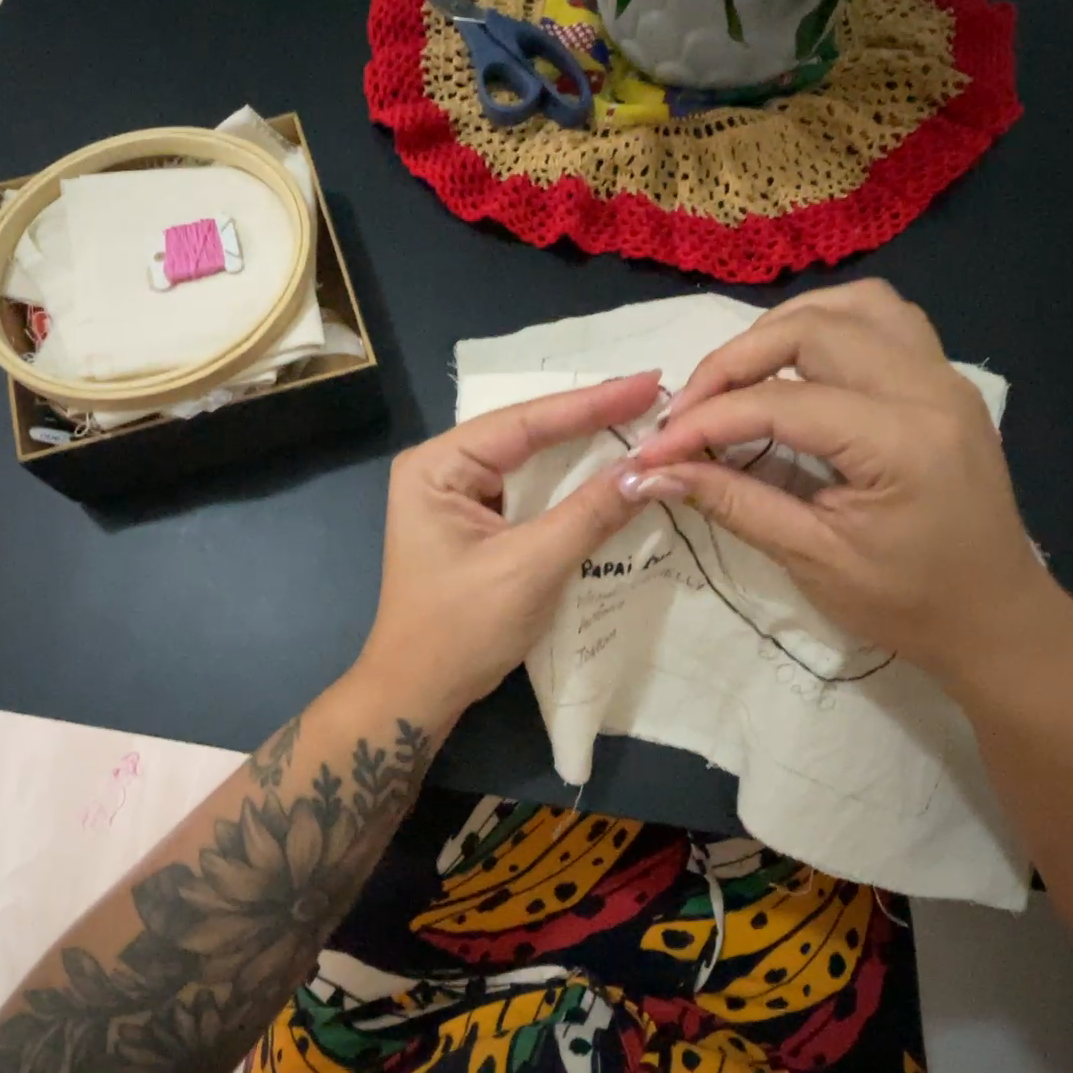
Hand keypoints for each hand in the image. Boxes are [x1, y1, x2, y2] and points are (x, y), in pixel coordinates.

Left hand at [354, 373, 660, 719]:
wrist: (419, 690)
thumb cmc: (461, 630)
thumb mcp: (531, 568)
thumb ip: (590, 514)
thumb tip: (650, 470)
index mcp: (436, 466)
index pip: (524, 422)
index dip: (591, 403)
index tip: (648, 382)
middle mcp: (441, 469)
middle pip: (527, 434)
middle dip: (589, 420)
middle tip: (654, 399)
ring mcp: (456, 496)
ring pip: (530, 461)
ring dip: (583, 450)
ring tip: (641, 424)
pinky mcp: (473, 522)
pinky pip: (528, 491)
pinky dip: (568, 486)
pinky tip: (607, 471)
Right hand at [628, 280, 1062, 679]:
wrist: (993, 617)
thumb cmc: (906, 602)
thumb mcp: (811, 559)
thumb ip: (732, 503)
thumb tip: (652, 473)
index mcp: (901, 442)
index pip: (780, 402)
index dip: (705, 421)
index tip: (653, 450)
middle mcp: (929, 389)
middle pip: (812, 328)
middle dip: (732, 362)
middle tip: (687, 411)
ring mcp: (944, 376)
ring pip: (853, 305)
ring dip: (781, 328)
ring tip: (735, 377)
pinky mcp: (943, 381)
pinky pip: (881, 319)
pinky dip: (825, 326)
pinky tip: (793, 365)